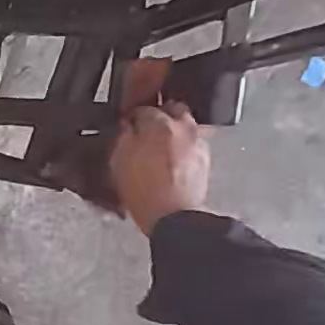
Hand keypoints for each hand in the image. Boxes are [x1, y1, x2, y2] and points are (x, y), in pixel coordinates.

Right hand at [109, 102, 210, 235]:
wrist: (173, 215)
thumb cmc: (143, 191)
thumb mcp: (118, 161)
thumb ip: (122, 137)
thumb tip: (126, 127)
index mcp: (159, 124)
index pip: (142, 109)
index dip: (130, 117)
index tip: (125, 125)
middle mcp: (183, 128)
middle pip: (172, 108)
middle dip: (159, 115)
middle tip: (145, 129)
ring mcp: (197, 142)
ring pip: (185, 125)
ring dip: (172, 130)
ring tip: (159, 145)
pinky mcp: (205, 158)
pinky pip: (192, 142)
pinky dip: (182, 146)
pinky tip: (171, 160)